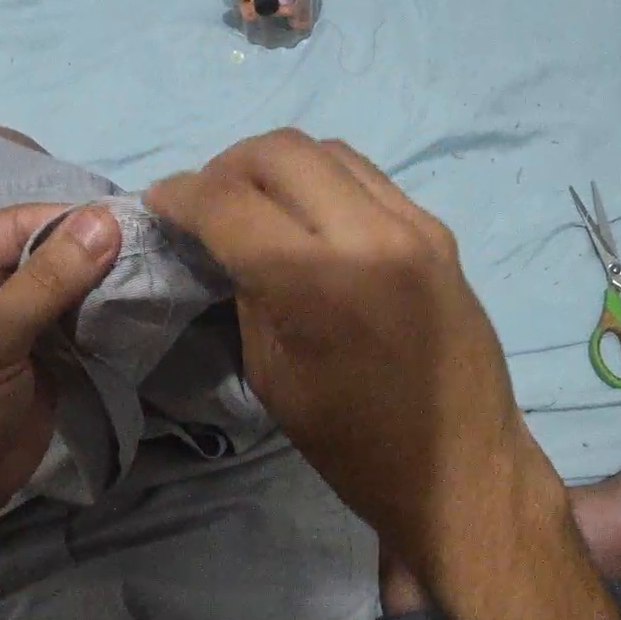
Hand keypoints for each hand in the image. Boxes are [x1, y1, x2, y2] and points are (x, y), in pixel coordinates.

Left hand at [0, 203, 120, 592]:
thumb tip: (106, 218)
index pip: (23, 222)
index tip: (142, 228)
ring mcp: (12, 322)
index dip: (80, 224)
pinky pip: (80, 325)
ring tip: (158, 284)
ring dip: (109, 290)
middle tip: (160, 259)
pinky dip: (107, 322)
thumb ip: (48, 279)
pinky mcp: (41, 356)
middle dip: (100, 258)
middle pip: (51, 253)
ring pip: (72, 289)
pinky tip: (141, 315)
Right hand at [145, 130, 569, 585]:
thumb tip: (224, 241)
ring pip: (328, 150)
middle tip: (206, 200)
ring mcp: (414, 226)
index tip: (160, 200)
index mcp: (317, 283)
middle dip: (226, 165)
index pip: (228, 202)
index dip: (180, 193)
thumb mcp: (273, 376)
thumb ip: (247, 293)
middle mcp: (370, 234)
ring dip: (277, 165)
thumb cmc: (354, 445)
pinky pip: (368, 178)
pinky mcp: (439, 232)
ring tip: (255, 200)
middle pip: (279, 151)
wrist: (460, 468)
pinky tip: (310, 215)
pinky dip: (324, 181)